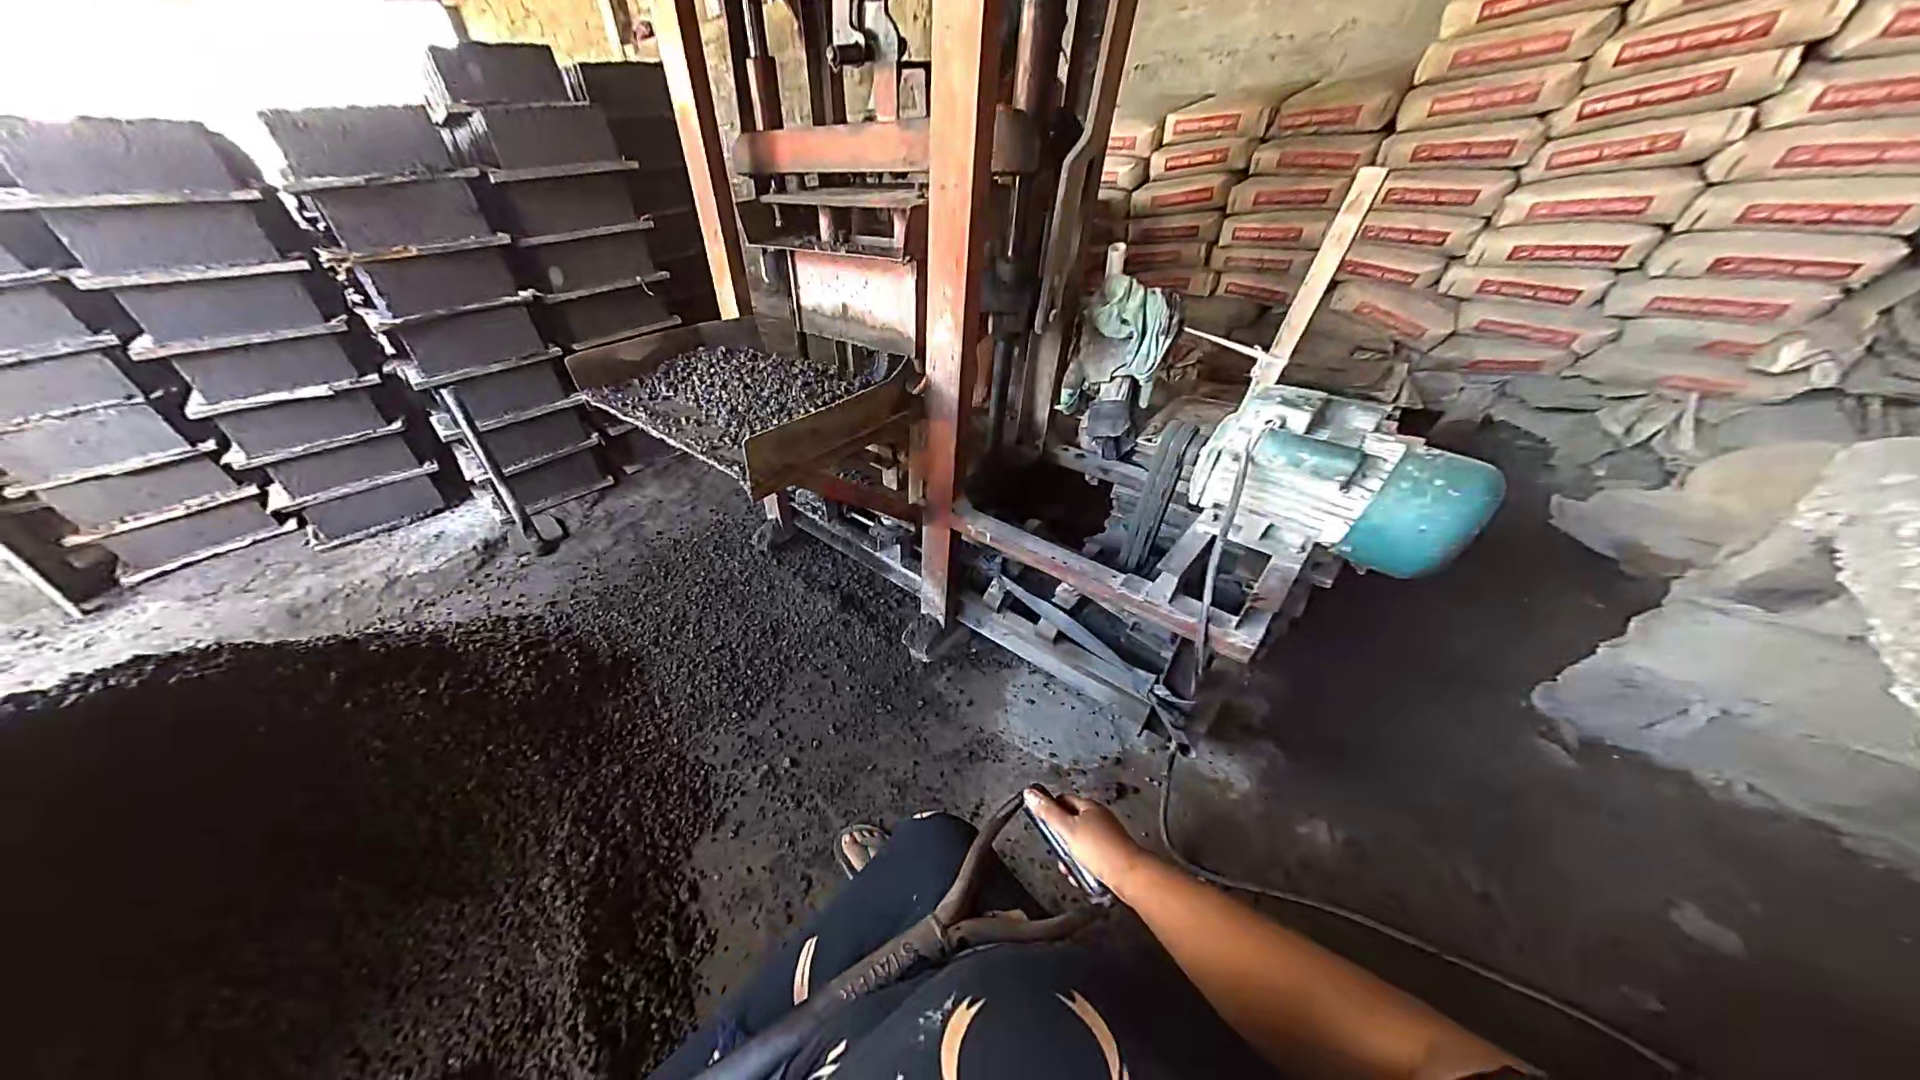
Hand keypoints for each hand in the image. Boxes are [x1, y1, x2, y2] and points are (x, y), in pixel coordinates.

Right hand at [1023, 786, 1150, 895]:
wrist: (1129, 876)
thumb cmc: (1100, 850)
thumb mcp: (1067, 829)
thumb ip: (1048, 812)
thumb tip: (1030, 793)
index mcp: (1089, 806)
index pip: (1064, 800)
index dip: (1051, 810)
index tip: (1044, 823)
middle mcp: (1100, 817)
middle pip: (1071, 823)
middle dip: (1061, 839)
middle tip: (1059, 851)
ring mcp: (1107, 836)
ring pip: (1080, 842)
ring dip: (1071, 856)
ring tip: (1071, 868)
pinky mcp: (1112, 854)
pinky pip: (1091, 856)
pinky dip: (1083, 865)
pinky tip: (1081, 875)